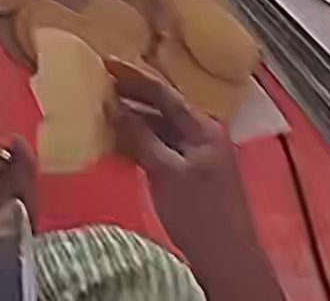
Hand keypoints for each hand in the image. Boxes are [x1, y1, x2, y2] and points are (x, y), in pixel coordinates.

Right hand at [106, 59, 282, 300]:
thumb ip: (139, 135)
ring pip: (157, 127)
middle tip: (99, 81)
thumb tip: (111, 104)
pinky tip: (114, 142)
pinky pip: (157, 147)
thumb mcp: (166, 172)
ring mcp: (195, 155)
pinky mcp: (187, 174)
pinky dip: (137, 142)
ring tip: (100, 109)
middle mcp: (201, 135)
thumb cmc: (201, 215)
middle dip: (130, 94)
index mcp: (203, 128)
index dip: (133, 76)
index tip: (106, 61)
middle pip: (161, 106)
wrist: (230, 268)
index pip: (164, 92)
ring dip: (131, 120)